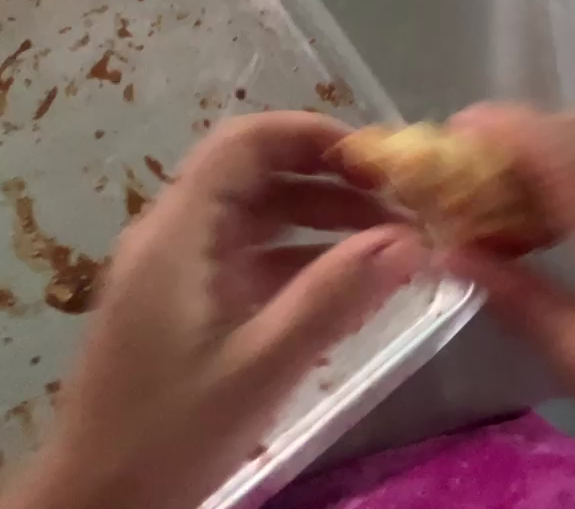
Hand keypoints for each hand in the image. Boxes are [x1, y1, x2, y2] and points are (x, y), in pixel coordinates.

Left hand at [2, 113, 427, 508]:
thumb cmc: (164, 439)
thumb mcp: (260, 367)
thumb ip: (335, 297)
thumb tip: (410, 239)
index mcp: (179, 233)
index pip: (247, 142)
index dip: (314, 134)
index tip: (377, 161)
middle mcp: (178, 235)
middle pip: (262, 173)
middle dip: (335, 180)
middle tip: (400, 203)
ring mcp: (183, 269)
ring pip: (266, 214)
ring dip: (329, 218)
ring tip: (392, 241)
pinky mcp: (193, 302)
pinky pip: (259, 256)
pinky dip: (308, 257)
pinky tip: (353, 282)